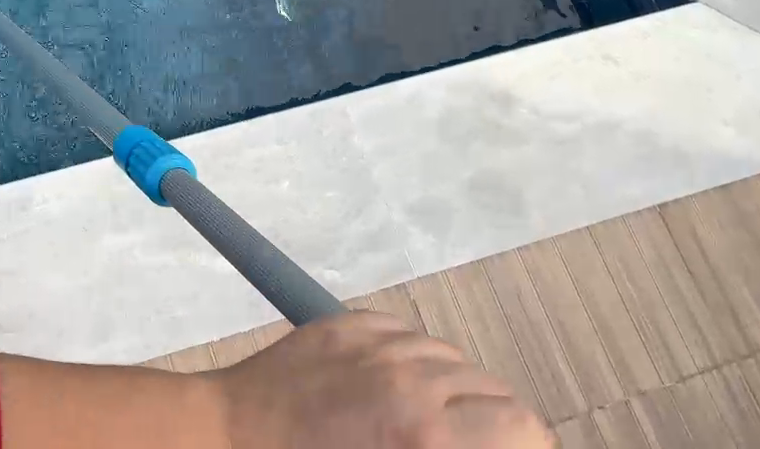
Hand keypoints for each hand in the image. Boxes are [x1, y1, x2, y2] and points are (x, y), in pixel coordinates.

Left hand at [209, 312, 553, 448]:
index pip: (523, 425)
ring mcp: (369, 345)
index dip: (525, 443)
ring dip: (447, 384)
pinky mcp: (339, 323)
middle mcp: (407, 382)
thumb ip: (449, 446)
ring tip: (421, 411)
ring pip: (447, 355)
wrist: (234, 436)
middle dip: (488, 419)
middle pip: (491, 388)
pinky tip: (387, 379)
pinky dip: (406, 353)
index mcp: (429, 438)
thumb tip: (489, 436)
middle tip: (463, 439)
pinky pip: (399, 329)